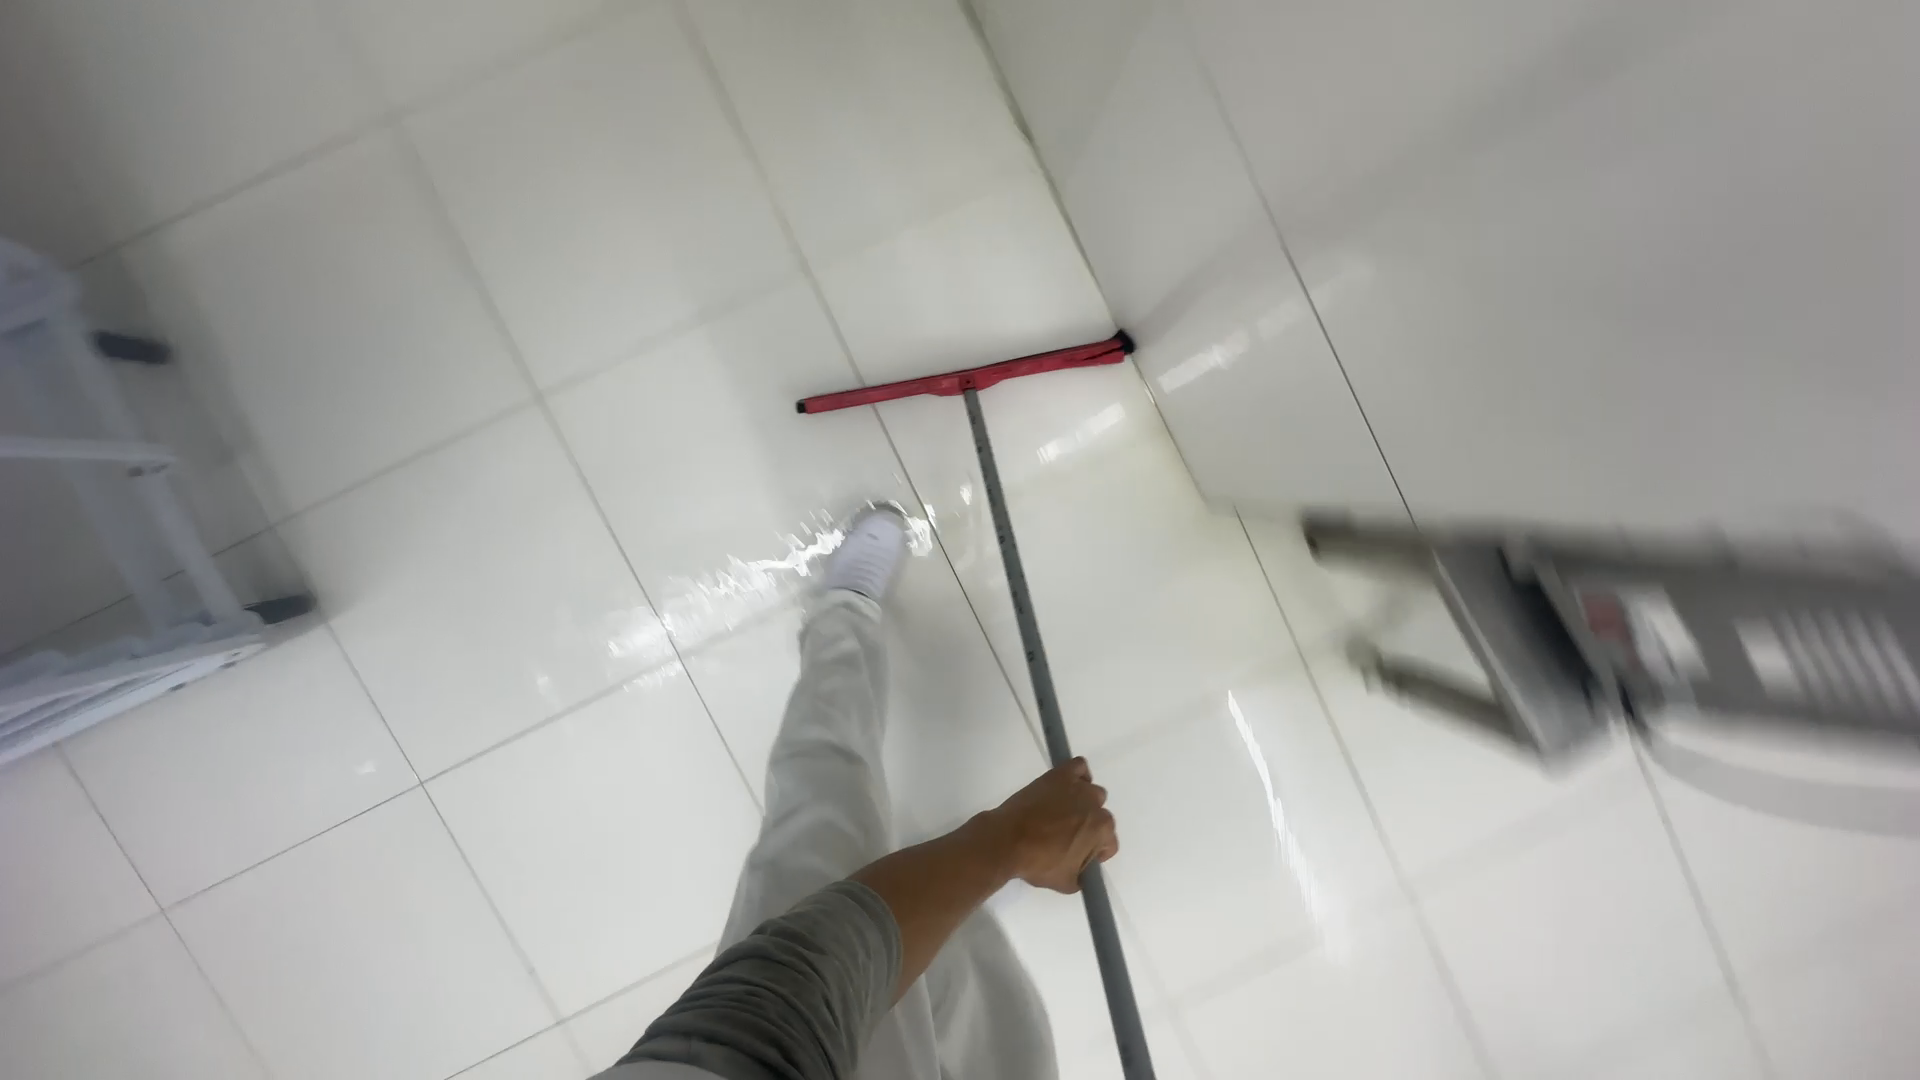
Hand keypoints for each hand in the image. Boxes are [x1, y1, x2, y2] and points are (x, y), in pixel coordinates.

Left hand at [980, 758, 1118, 893]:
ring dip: (1082, 803)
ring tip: (1062, 814)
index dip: (1094, 854)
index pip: (1109, 843)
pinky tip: (1066, 788)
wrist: (1008, 840)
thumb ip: (1084, 875)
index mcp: (1101, 830)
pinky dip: (1078, 775)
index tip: (1078, 857)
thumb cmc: (1038, 862)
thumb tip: (1084, 870)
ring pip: (1091, 792)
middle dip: (1088, 828)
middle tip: (1067, 837)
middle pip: (1100, 817)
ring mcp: (1077, 786)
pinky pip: (1079, 766)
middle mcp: (1095, 804)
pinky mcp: (1060, 775)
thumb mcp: (1068, 883)